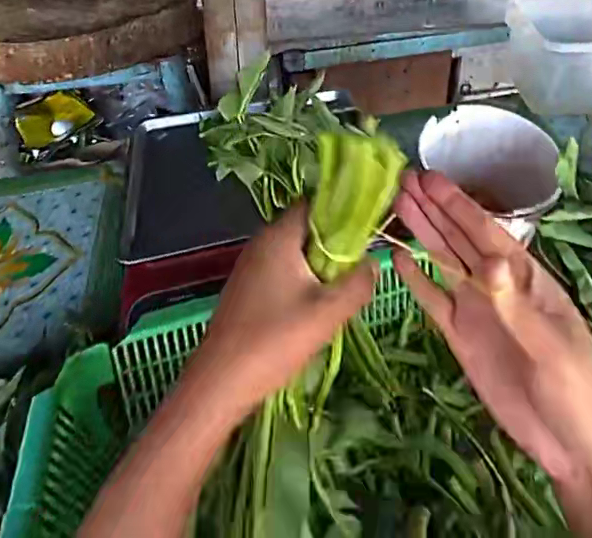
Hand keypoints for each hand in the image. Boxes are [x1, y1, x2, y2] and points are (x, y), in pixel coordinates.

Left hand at [184, 201, 374, 416]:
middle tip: (358, 265)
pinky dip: (302, 281)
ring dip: (320, 266)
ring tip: (340, 289)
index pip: (315, 204)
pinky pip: (282, 272)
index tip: (367, 229)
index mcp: (278, 236)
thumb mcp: (328, 312)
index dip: (343, 211)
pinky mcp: (246, 290)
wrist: (217, 387)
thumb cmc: (273, 340)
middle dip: (335, 243)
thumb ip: (359, 282)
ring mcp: (250, 267)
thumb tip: (375, 263)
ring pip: (296, 253)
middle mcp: (261, 243)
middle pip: (307, 228)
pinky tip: (314, 308)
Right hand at [393, 171, 591, 536]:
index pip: (485, 231)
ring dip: (423, 233)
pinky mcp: (462, 337)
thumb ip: (515, 305)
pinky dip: (417, 280)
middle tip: (403, 178)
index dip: (458, 204)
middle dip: (434, 209)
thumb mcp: (550, 346)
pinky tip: (399, 257)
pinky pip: (435, 302)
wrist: (572, 445)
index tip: (431, 178)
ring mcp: (477, 309)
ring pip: (444, 262)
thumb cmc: (575, 387)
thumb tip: (491, 261)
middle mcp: (497, 284)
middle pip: (459, 239)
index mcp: (524, 275)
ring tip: (397, 204)